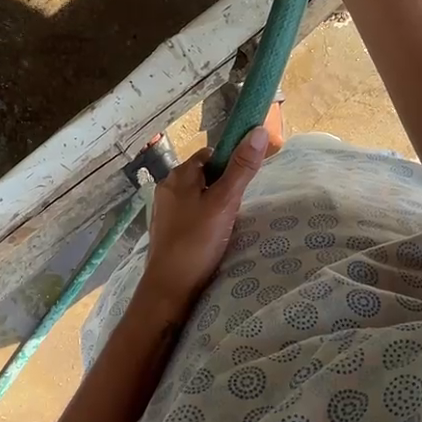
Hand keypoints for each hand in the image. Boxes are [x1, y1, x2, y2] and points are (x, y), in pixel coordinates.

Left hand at [136, 127, 270, 312]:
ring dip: (212, 206)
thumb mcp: (225, 202)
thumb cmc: (197, 242)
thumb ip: (241, 168)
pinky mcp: (165, 230)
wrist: (168, 290)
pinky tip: (210, 239)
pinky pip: (189, 215)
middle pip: (204, 175)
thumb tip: (257, 131)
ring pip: (197, 197)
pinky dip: (202, 221)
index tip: (243, 183)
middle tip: (235, 210)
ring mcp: (164, 210)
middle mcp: (168, 186)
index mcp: (180, 174)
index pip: (210, 155)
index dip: (229, 164)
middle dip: (222, 188)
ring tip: (225, 227)